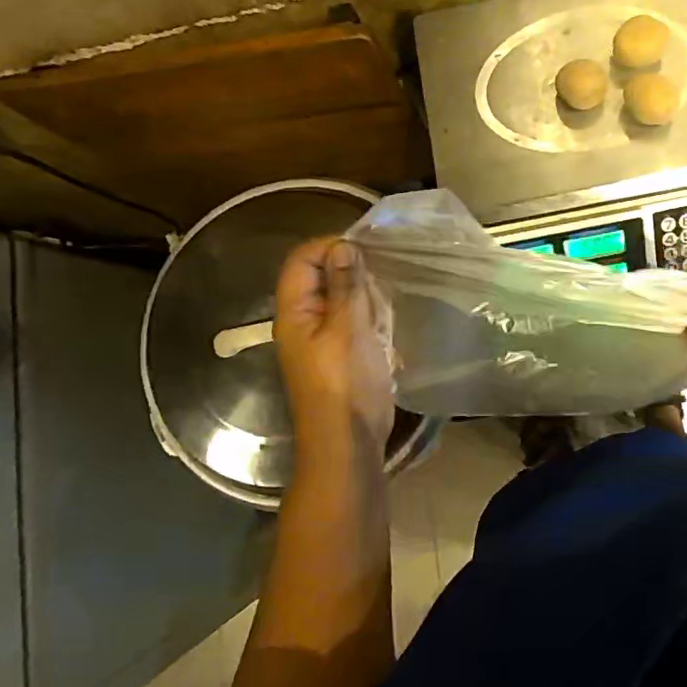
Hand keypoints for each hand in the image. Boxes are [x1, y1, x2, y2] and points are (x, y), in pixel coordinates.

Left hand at [274, 238, 394, 447]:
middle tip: (386, 274)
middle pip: (321, 278)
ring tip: (391, 298)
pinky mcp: (344, 355)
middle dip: (353, 270)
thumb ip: (346, 287)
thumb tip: (343, 246)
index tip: (370, 247)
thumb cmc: (346, 384)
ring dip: (365, 295)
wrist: (348, 440)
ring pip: (341, 301)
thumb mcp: (348, 330)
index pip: (303, 260)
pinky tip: (391, 323)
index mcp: (295, 312)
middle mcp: (304, 321)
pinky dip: (372, 317)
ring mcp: (324, 340)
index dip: (331, 246)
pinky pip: (355, 323)